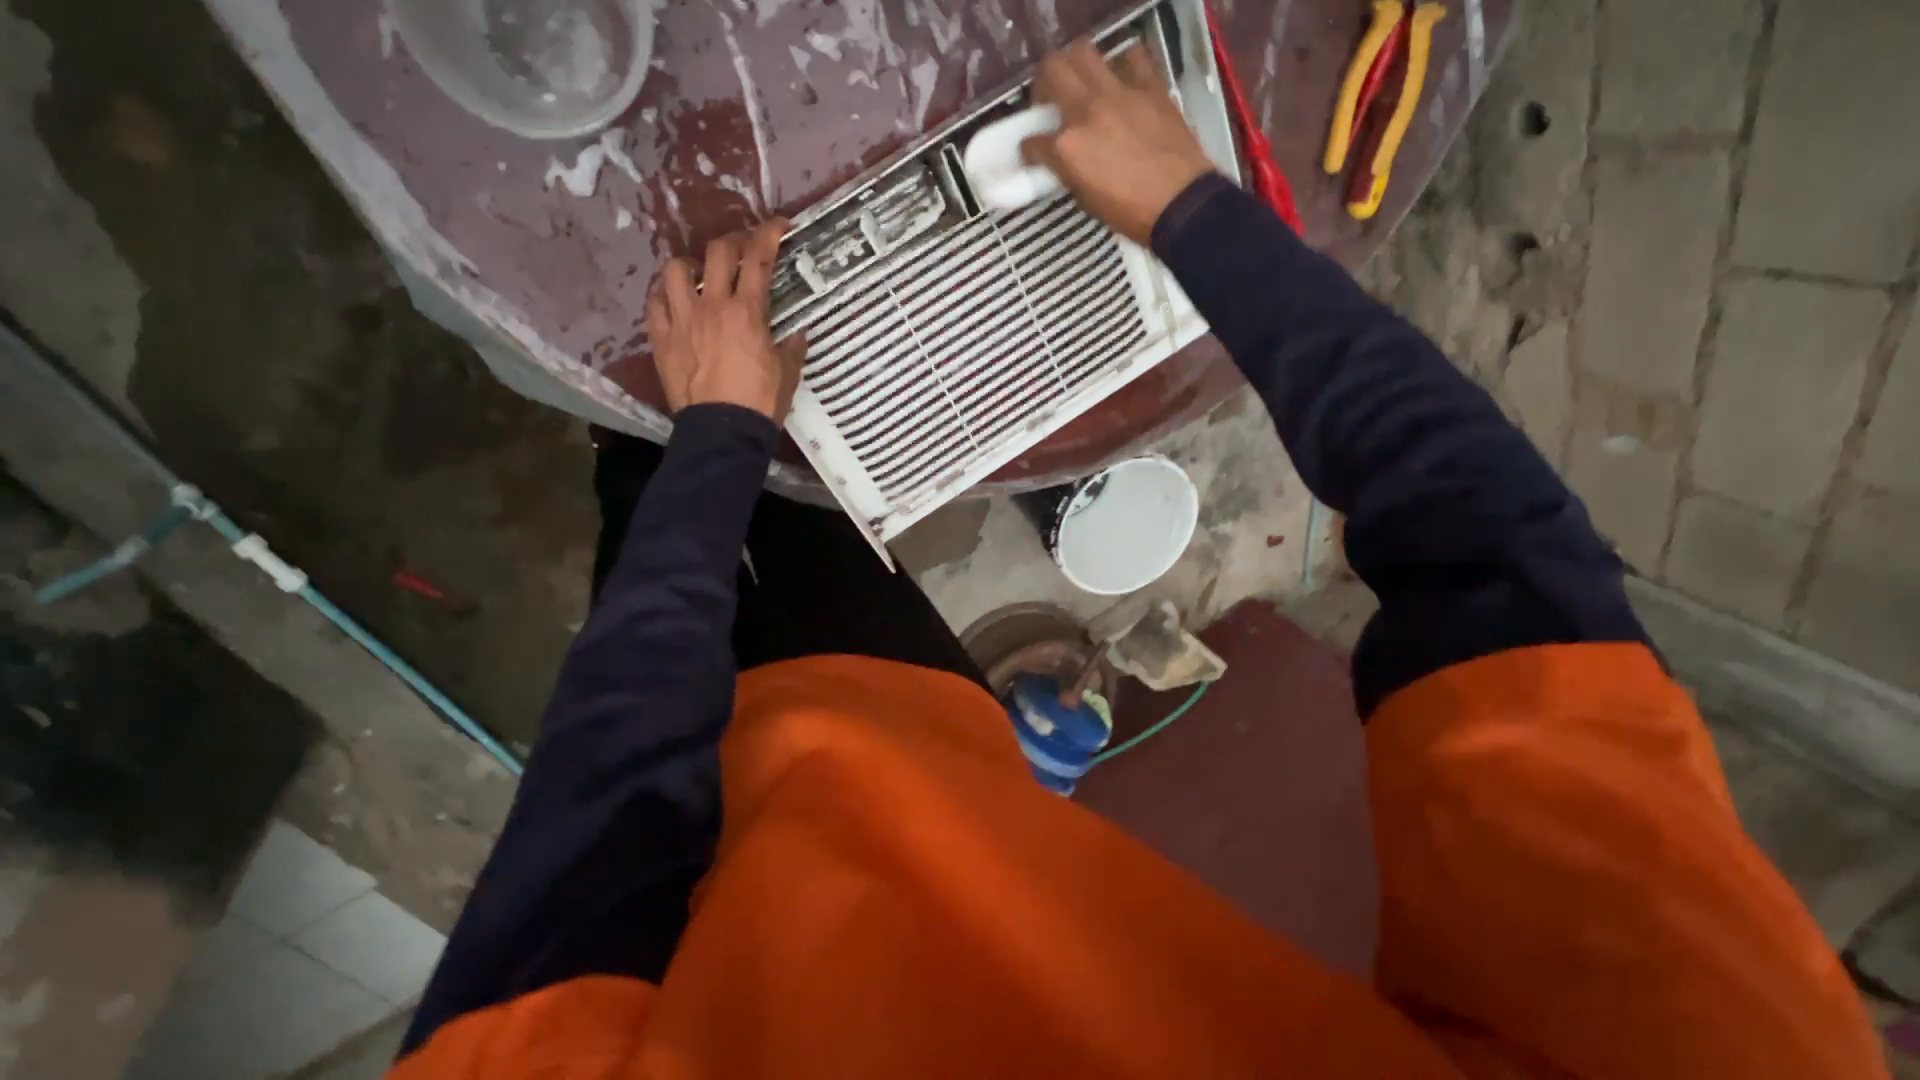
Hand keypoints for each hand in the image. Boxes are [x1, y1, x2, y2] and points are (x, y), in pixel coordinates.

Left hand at [647, 221, 805, 422]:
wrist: (723, 433)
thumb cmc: (760, 402)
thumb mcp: (787, 373)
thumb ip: (792, 347)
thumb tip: (796, 334)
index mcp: (747, 312)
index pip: (758, 258)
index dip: (769, 234)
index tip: (779, 226)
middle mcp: (712, 306)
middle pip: (718, 252)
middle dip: (733, 242)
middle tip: (742, 249)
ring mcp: (681, 320)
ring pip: (675, 270)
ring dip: (690, 264)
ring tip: (700, 274)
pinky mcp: (661, 339)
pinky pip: (654, 303)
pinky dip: (663, 293)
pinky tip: (672, 298)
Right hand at [1021, 42, 1216, 245]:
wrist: (1180, 205)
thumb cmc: (1130, 213)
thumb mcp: (1086, 198)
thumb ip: (1068, 170)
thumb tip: (1063, 160)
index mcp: (1066, 148)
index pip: (1032, 141)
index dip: (1030, 148)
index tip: (1035, 152)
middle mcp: (1086, 111)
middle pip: (1051, 71)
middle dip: (1044, 83)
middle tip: (1052, 99)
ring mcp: (1119, 94)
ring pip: (1083, 53)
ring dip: (1077, 66)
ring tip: (1084, 84)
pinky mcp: (1150, 87)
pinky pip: (1133, 58)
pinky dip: (1125, 65)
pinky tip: (1126, 81)